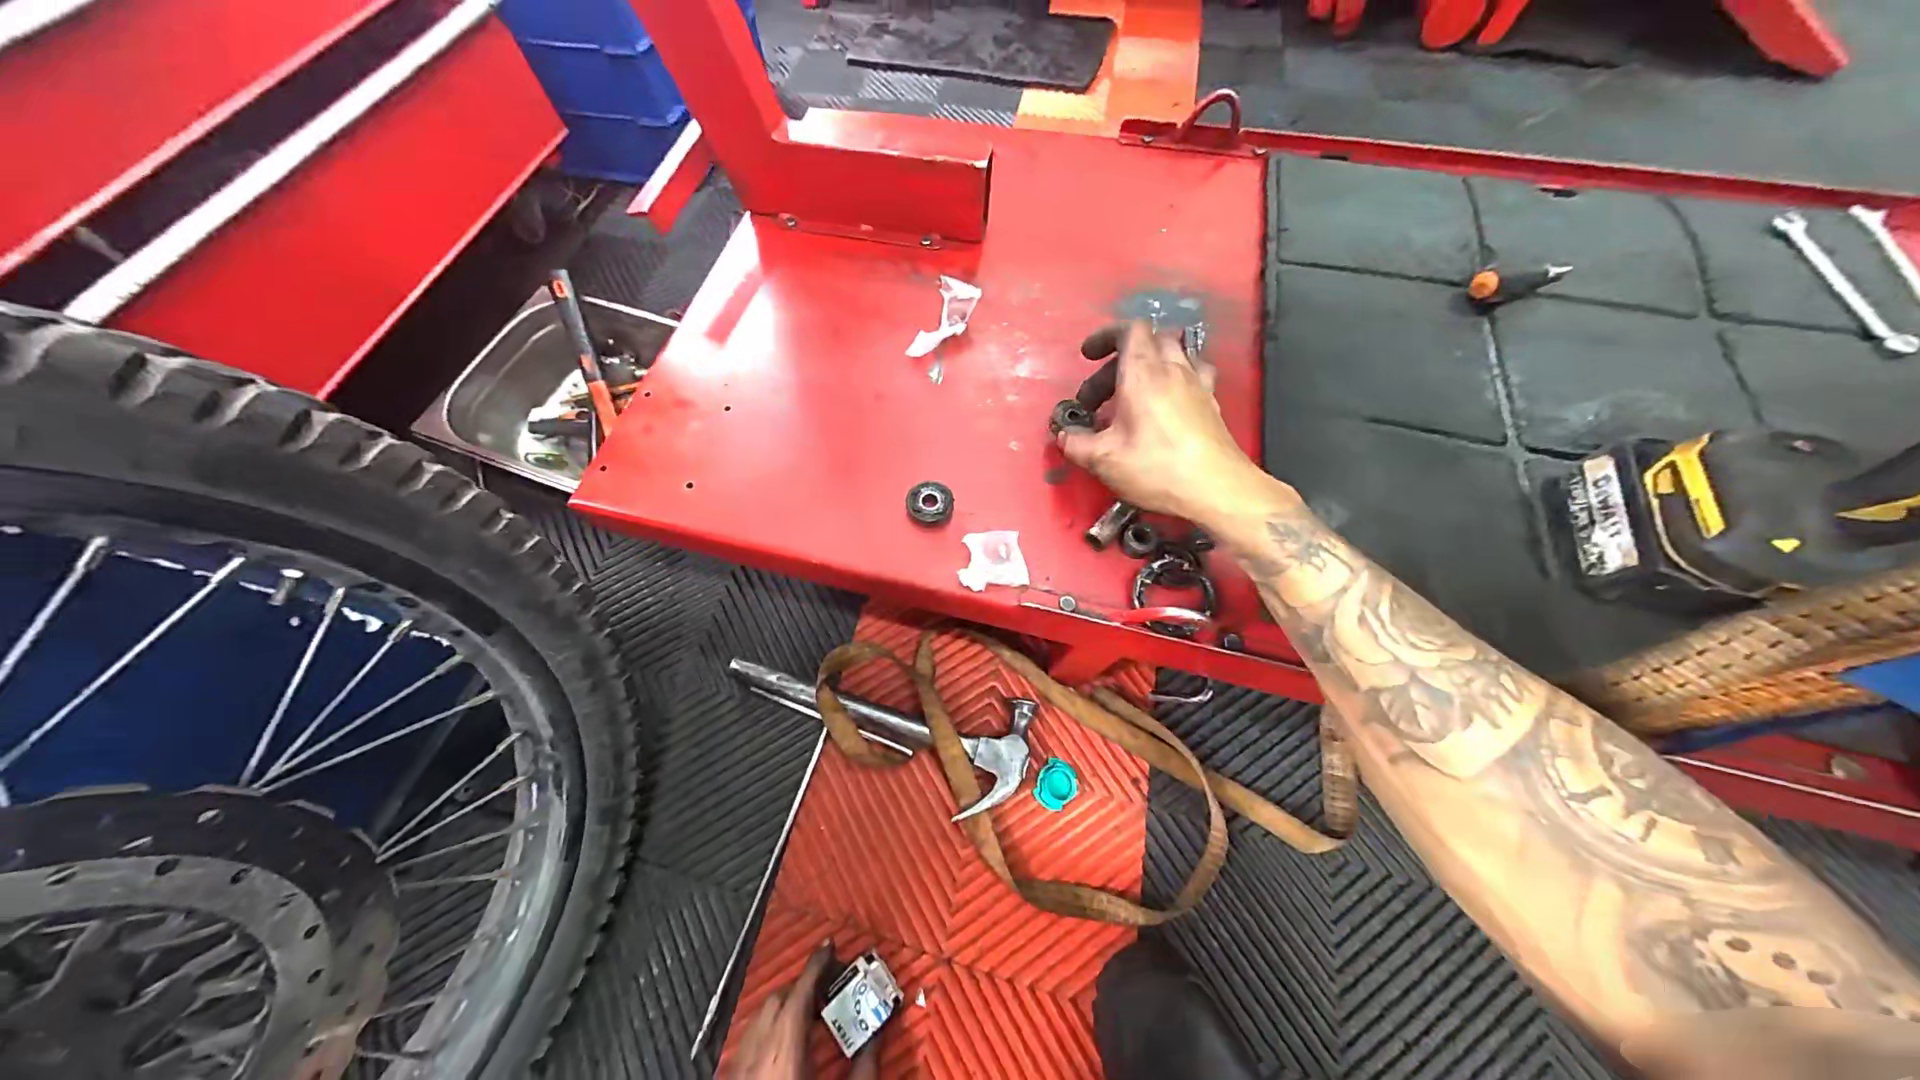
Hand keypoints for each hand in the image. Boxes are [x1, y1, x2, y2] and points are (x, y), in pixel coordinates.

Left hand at [724, 943, 878, 1079]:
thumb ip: (864, 1071)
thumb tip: (878, 1036)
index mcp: (786, 1054)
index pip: (799, 994)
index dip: (816, 966)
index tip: (830, 945)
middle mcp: (757, 1055)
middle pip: (778, 1001)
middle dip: (803, 986)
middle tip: (829, 985)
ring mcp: (738, 1070)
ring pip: (759, 1019)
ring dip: (784, 1006)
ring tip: (810, 1012)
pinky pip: (748, 1041)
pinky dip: (767, 1030)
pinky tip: (783, 1046)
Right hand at [1056, 321, 1292, 528]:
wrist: (1216, 489)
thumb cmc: (1157, 468)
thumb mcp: (1104, 460)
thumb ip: (1077, 444)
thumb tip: (1064, 437)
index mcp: (1143, 373)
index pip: (1129, 331)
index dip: (1105, 337)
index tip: (1088, 355)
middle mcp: (1173, 369)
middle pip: (1147, 343)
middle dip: (1117, 363)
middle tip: (1098, 398)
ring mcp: (1197, 384)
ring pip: (1173, 355)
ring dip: (1149, 367)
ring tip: (1133, 394)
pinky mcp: (1212, 403)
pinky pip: (1192, 375)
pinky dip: (1173, 380)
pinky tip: (1166, 404)